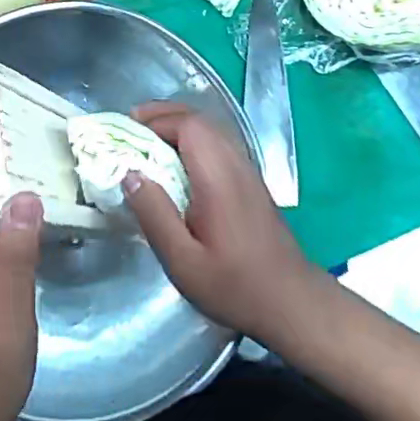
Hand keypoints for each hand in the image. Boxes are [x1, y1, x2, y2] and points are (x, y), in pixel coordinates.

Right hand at [123, 101, 327, 346]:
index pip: (187, 125)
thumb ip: (154, 213)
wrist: (293, 304)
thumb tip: (128, 173)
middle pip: (198, 119)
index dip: (155, 120)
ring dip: (176, 125)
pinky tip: (175, 161)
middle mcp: (235, 163)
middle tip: (130, 127)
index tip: (126, 132)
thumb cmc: (235, 285)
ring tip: (146, 139)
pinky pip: (216, 143)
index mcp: (218, 176)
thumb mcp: (182, 260)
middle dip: (162, 115)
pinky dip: (191, 139)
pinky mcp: (249, 180)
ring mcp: (246, 170)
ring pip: (209, 129)